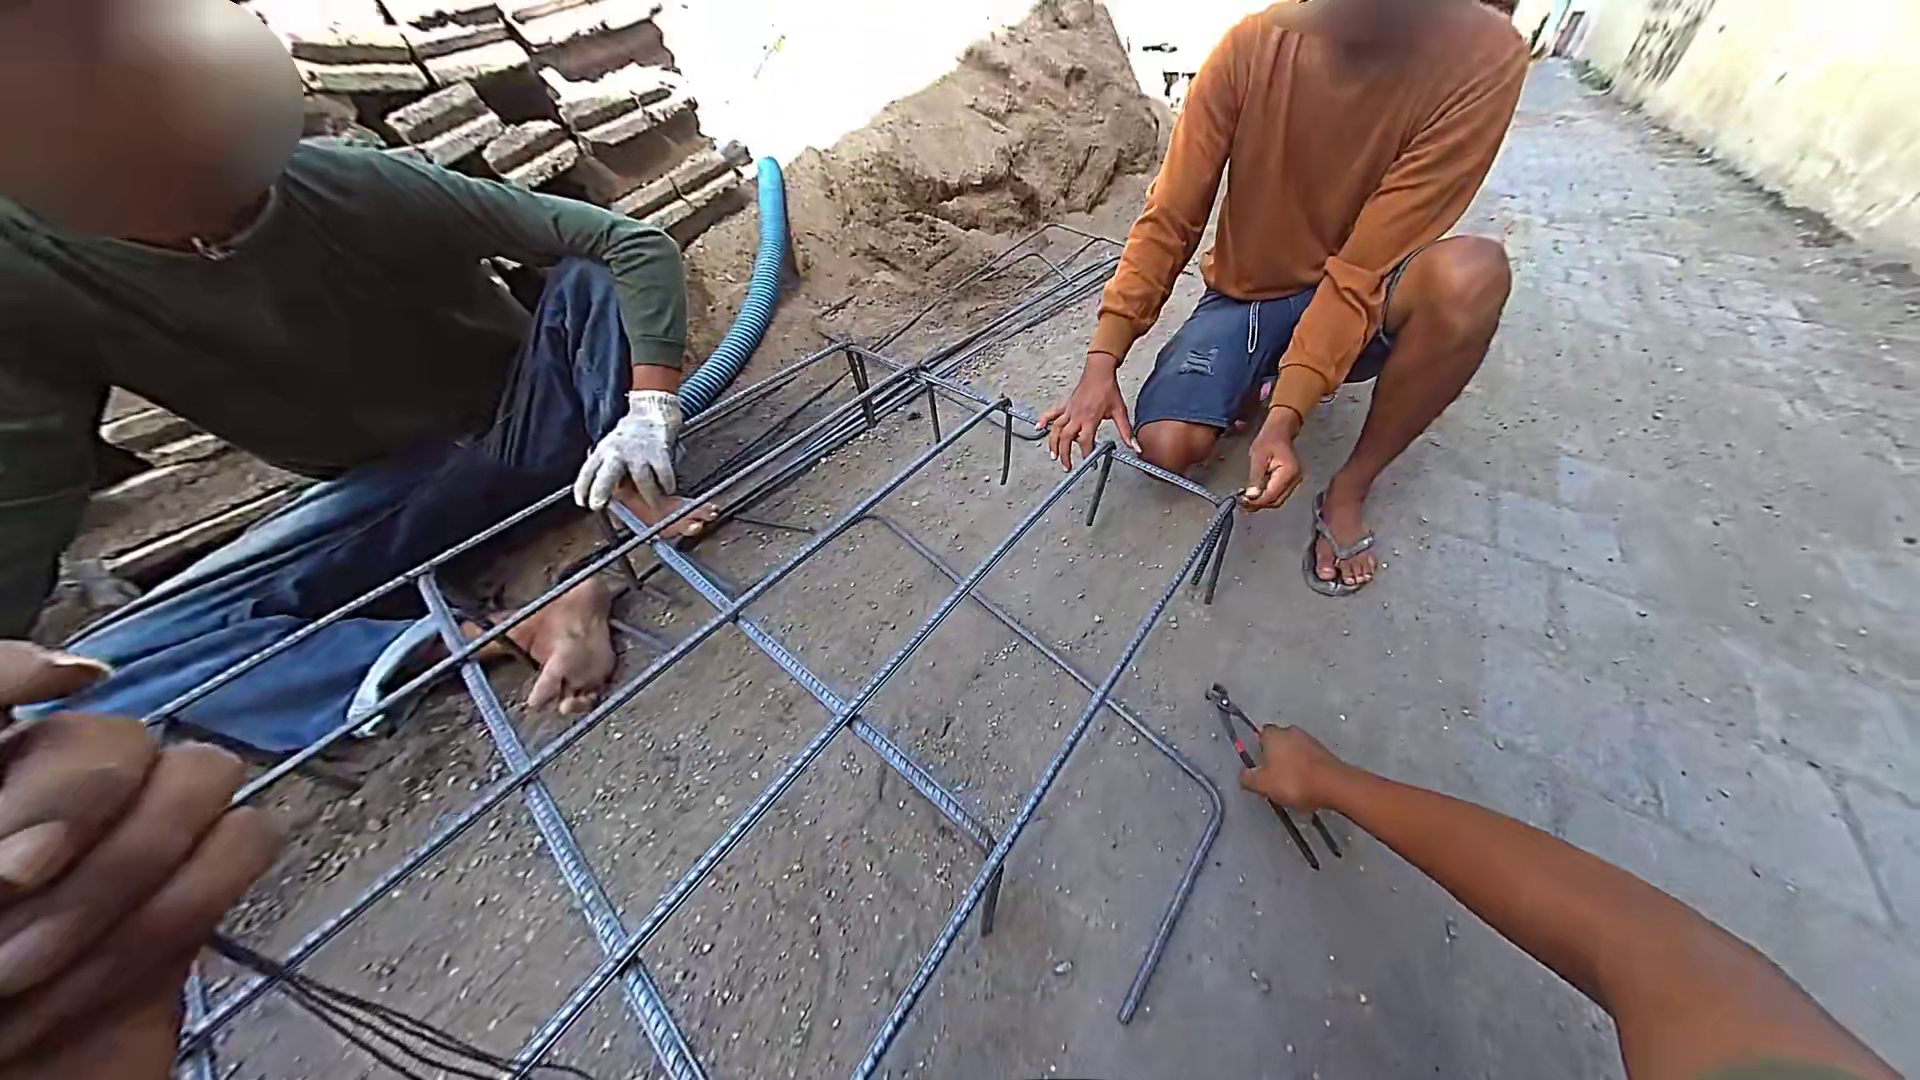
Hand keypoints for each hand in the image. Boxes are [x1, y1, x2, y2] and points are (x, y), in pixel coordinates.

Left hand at [0, 642, 282, 1068]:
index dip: (21, 669)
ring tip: (19, 976)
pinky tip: (91, 984)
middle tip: (5, 889)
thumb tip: (56, 718)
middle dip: (69, 801)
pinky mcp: (202, 890)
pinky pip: (249, 843)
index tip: (60, 683)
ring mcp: (141, 847)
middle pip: (112, 733)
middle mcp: (51, 810)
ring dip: (119, 877)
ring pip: (204, 777)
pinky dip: (177, 912)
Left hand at [574, 389, 682, 511]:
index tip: (582, 502)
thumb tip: (614, 494)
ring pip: (642, 479)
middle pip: (607, 474)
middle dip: (601, 491)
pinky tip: (668, 490)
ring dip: (648, 495)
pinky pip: (663, 473)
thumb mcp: (613, 449)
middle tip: (598, 506)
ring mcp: (639, 452)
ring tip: (654, 505)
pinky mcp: (659, 452)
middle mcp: (618, 452)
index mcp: (604, 451)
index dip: (582, 487)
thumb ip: (610, 470)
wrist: (651, 414)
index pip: (588, 471)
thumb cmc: (631, 436)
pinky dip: (667, 484)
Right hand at [1038, 353, 1137, 470]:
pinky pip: (1051, 414)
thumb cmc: (1108, 389)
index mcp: (1090, 419)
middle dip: (1065, 455)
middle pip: (1066, 439)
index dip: (1087, 454)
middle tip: (1067, 467)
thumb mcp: (1120, 411)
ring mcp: (1069, 410)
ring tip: (1053, 456)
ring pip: (1056, 429)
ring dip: (1053, 443)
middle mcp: (1077, 416)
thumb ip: (1126, 431)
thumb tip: (1135, 446)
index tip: (1090, 463)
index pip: (1085, 442)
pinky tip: (1038, 427)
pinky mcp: (1065, 405)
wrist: (1100, 371)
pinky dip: (1043, 420)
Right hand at [1238, 725, 1343, 812]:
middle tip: (1276, 777)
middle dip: (1277, 757)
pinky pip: (1311, 760)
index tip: (1261, 766)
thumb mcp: (1263, 784)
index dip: (1259, 750)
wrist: (1336, 786)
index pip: (1261, 734)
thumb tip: (1243, 775)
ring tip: (1294, 786)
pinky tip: (1309, 787)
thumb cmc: (1294, 781)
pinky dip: (1308, 770)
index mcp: (1273, 734)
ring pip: (1296, 751)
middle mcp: (1291, 731)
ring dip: (1294, 764)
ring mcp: (1311, 741)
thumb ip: (1248, 779)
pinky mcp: (1327, 753)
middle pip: (1279, 743)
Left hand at [1240, 406, 1303, 511]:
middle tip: (1242, 504)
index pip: (1272, 495)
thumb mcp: (1258, 458)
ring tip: (1246, 500)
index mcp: (1288, 472)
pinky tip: (1254, 495)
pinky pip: (1278, 494)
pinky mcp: (1290, 482)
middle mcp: (1295, 479)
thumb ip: (1256, 478)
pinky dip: (1266, 497)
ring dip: (1262, 502)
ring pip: (1277, 500)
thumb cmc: (1268, 441)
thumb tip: (1252, 496)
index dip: (1257, 502)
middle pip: (1276, 501)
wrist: (1279, 432)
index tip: (1243, 502)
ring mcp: (1294, 481)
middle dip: (1259, 504)